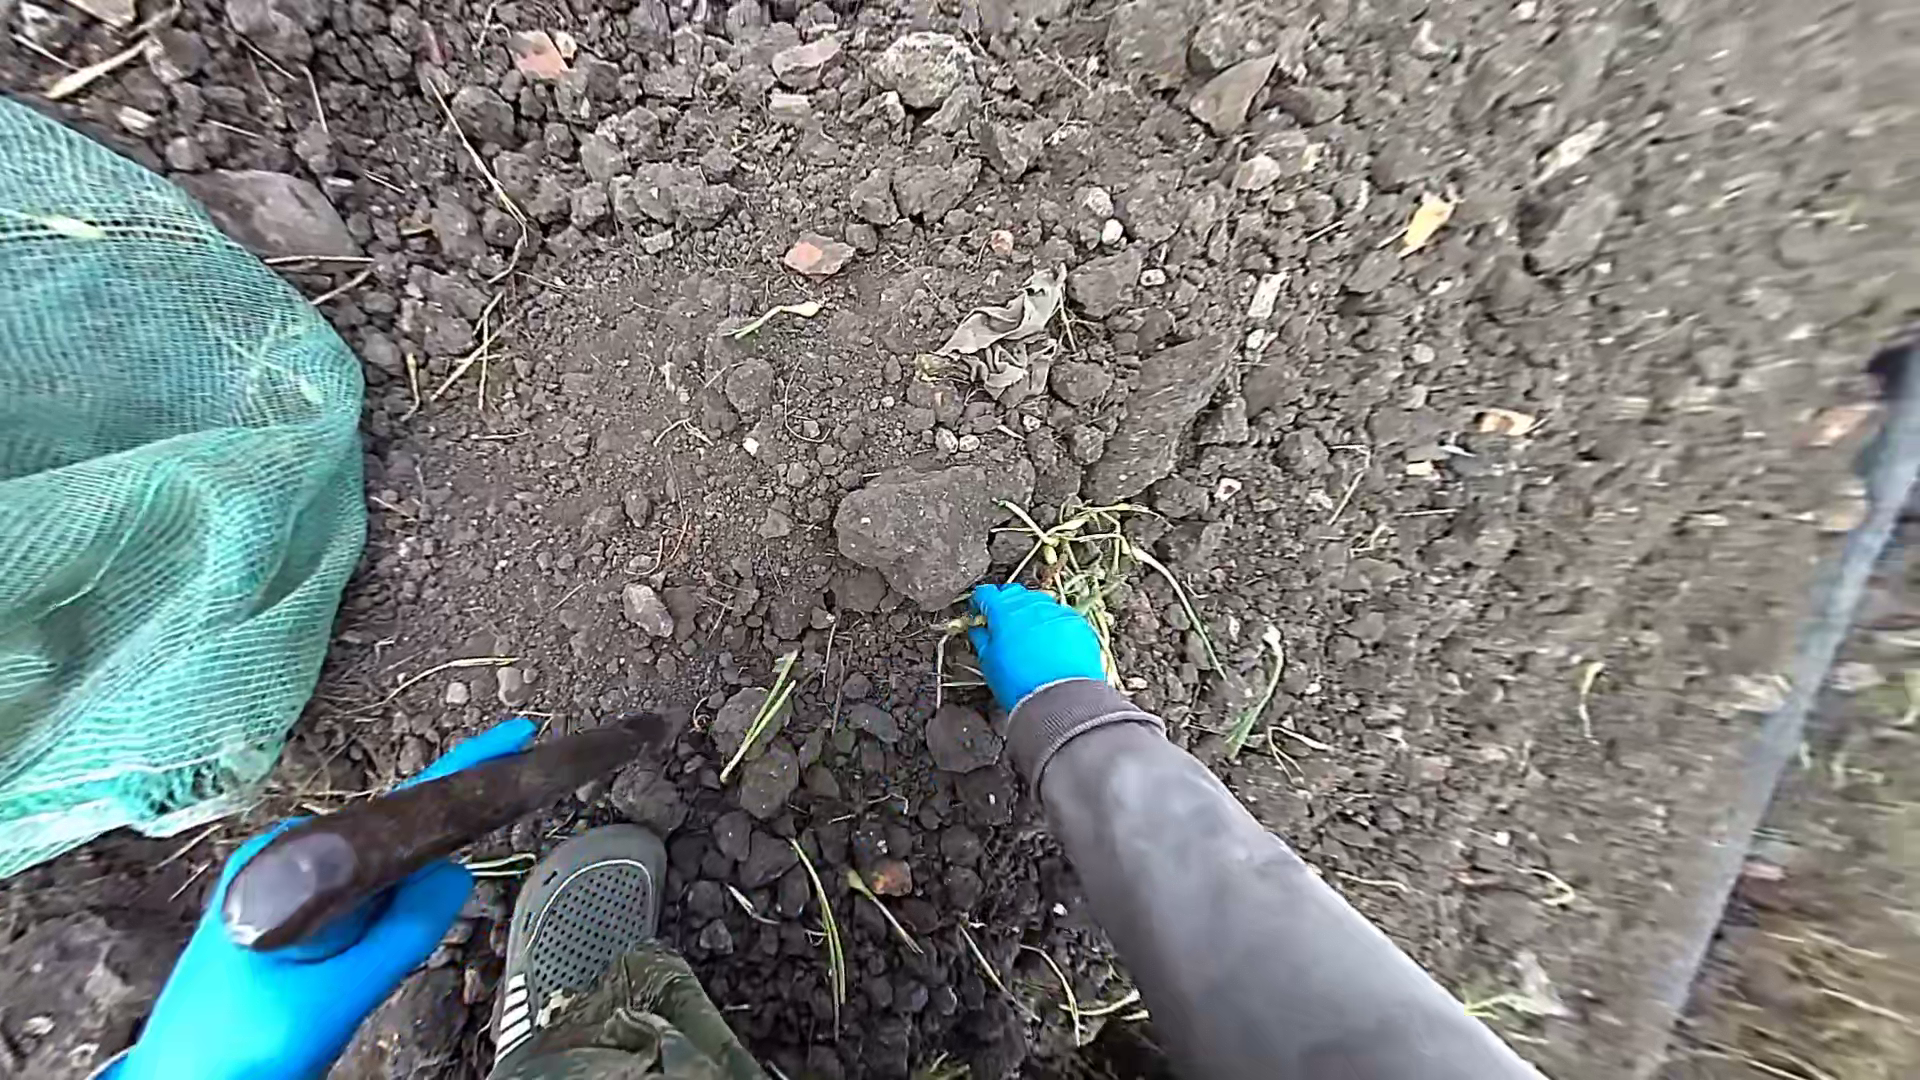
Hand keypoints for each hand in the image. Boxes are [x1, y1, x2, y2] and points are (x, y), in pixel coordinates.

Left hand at [115, 718, 536, 1079]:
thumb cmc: (247, 1047)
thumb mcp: (342, 990)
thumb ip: (411, 925)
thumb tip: (455, 870)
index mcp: (285, 858)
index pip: (400, 802)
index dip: (467, 766)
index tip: (519, 734)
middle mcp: (290, 854)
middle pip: (400, 833)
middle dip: (426, 870)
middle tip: (400, 931)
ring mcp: (296, 877)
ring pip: (394, 866)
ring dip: (403, 905)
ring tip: (361, 965)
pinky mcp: (305, 903)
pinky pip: (378, 888)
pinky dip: (392, 914)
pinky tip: (363, 958)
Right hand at [968, 583, 1105, 710]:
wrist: (1060, 699)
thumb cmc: (1020, 683)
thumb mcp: (988, 661)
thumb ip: (981, 639)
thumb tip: (978, 629)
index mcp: (1004, 610)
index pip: (986, 593)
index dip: (980, 602)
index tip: (980, 612)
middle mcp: (1031, 604)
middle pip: (1014, 593)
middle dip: (1006, 605)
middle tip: (1004, 626)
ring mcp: (1056, 611)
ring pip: (1039, 603)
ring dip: (1031, 615)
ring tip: (1029, 639)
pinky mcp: (1077, 622)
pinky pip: (1060, 617)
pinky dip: (1053, 626)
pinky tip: (1051, 646)